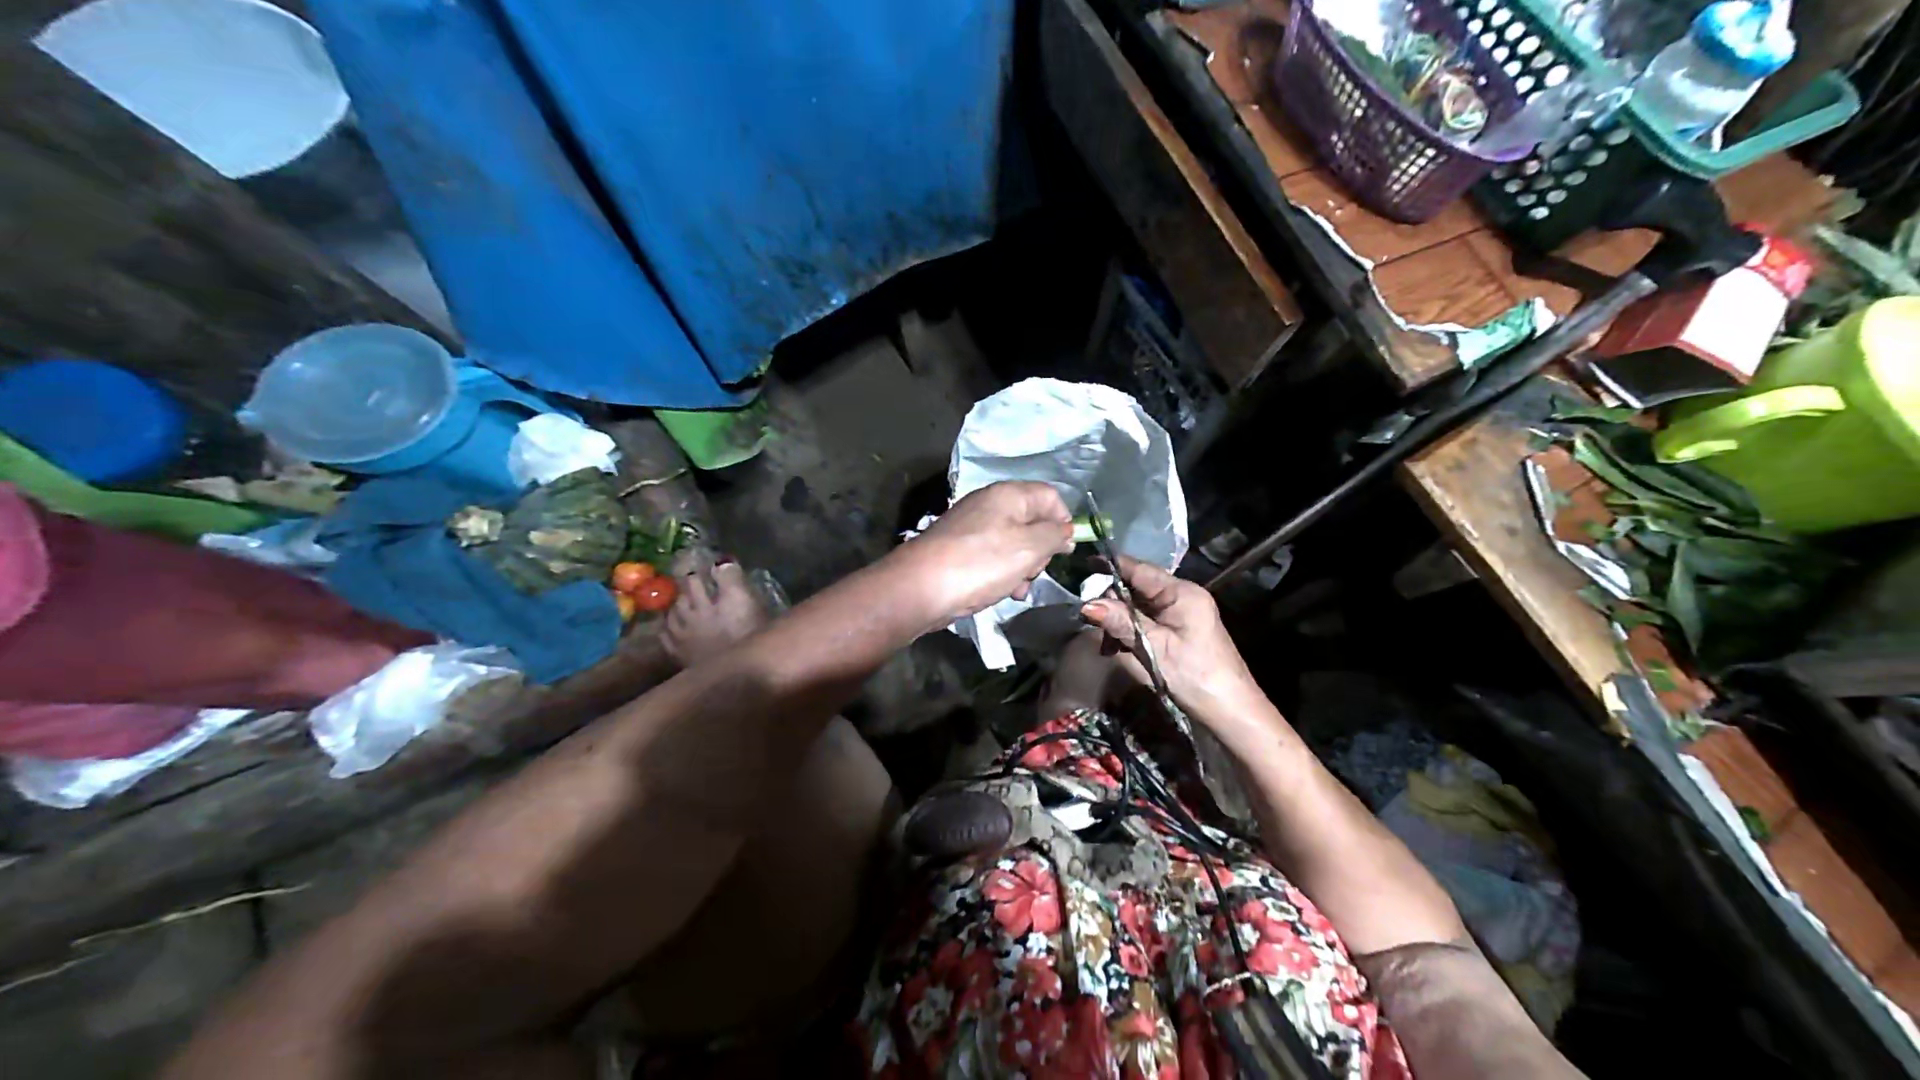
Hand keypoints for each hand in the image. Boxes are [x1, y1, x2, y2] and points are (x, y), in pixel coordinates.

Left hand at [888, 482, 1075, 627]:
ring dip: (1023, 568)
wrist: (920, 588)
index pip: (1051, 497)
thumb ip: (1054, 535)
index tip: (1064, 550)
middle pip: (1032, 521)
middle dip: (1041, 550)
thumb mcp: (1029, 548)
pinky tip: (1002, 593)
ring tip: (1017, 590)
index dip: (1063, 521)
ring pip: (1014, 543)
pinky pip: (993, 557)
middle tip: (1034, 572)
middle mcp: (989, 504)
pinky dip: (1002, 574)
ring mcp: (972, 527)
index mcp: (1008, 494)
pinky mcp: (960, 549)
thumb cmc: (981, 563)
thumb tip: (1066, 530)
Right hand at [1079, 556, 1264, 726]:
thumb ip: (1121, 622)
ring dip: (1118, 622)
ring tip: (1106, 645)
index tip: (1081, 566)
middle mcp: (1181, 596)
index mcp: (1181, 592)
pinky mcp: (1178, 631)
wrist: (1231, 712)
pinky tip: (1117, 649)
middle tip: (1091, 623)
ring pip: (1138, 606)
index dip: (1109, 566)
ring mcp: (1180, 614)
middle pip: (1136, 587)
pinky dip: (1129, 632)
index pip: (1139, 569)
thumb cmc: (1195, 676)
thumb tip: (1086, 604)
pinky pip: (1146, 622)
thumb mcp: (1154, 647)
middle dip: (1111, 603)